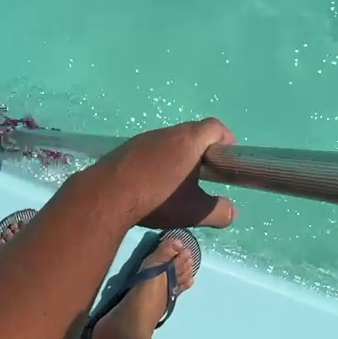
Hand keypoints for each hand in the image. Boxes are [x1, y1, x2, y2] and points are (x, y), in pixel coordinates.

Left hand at [79, 118, 237, 230]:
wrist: (106, 196)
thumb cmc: (158, 199)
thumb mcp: (195, 212)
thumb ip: (219, 211)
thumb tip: (231, 211)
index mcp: (188, 140)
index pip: (215, 126)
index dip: (225, 140)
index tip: (226, 159)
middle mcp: (166, 132)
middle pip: (191, 133)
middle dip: (201, 152)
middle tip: (204, 176)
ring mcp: (142, 138)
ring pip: (168, 142)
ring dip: (177, 157)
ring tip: (176, 184)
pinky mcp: (124, 149)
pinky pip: (148, 150)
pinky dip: (156, 163)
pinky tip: (150, 185)